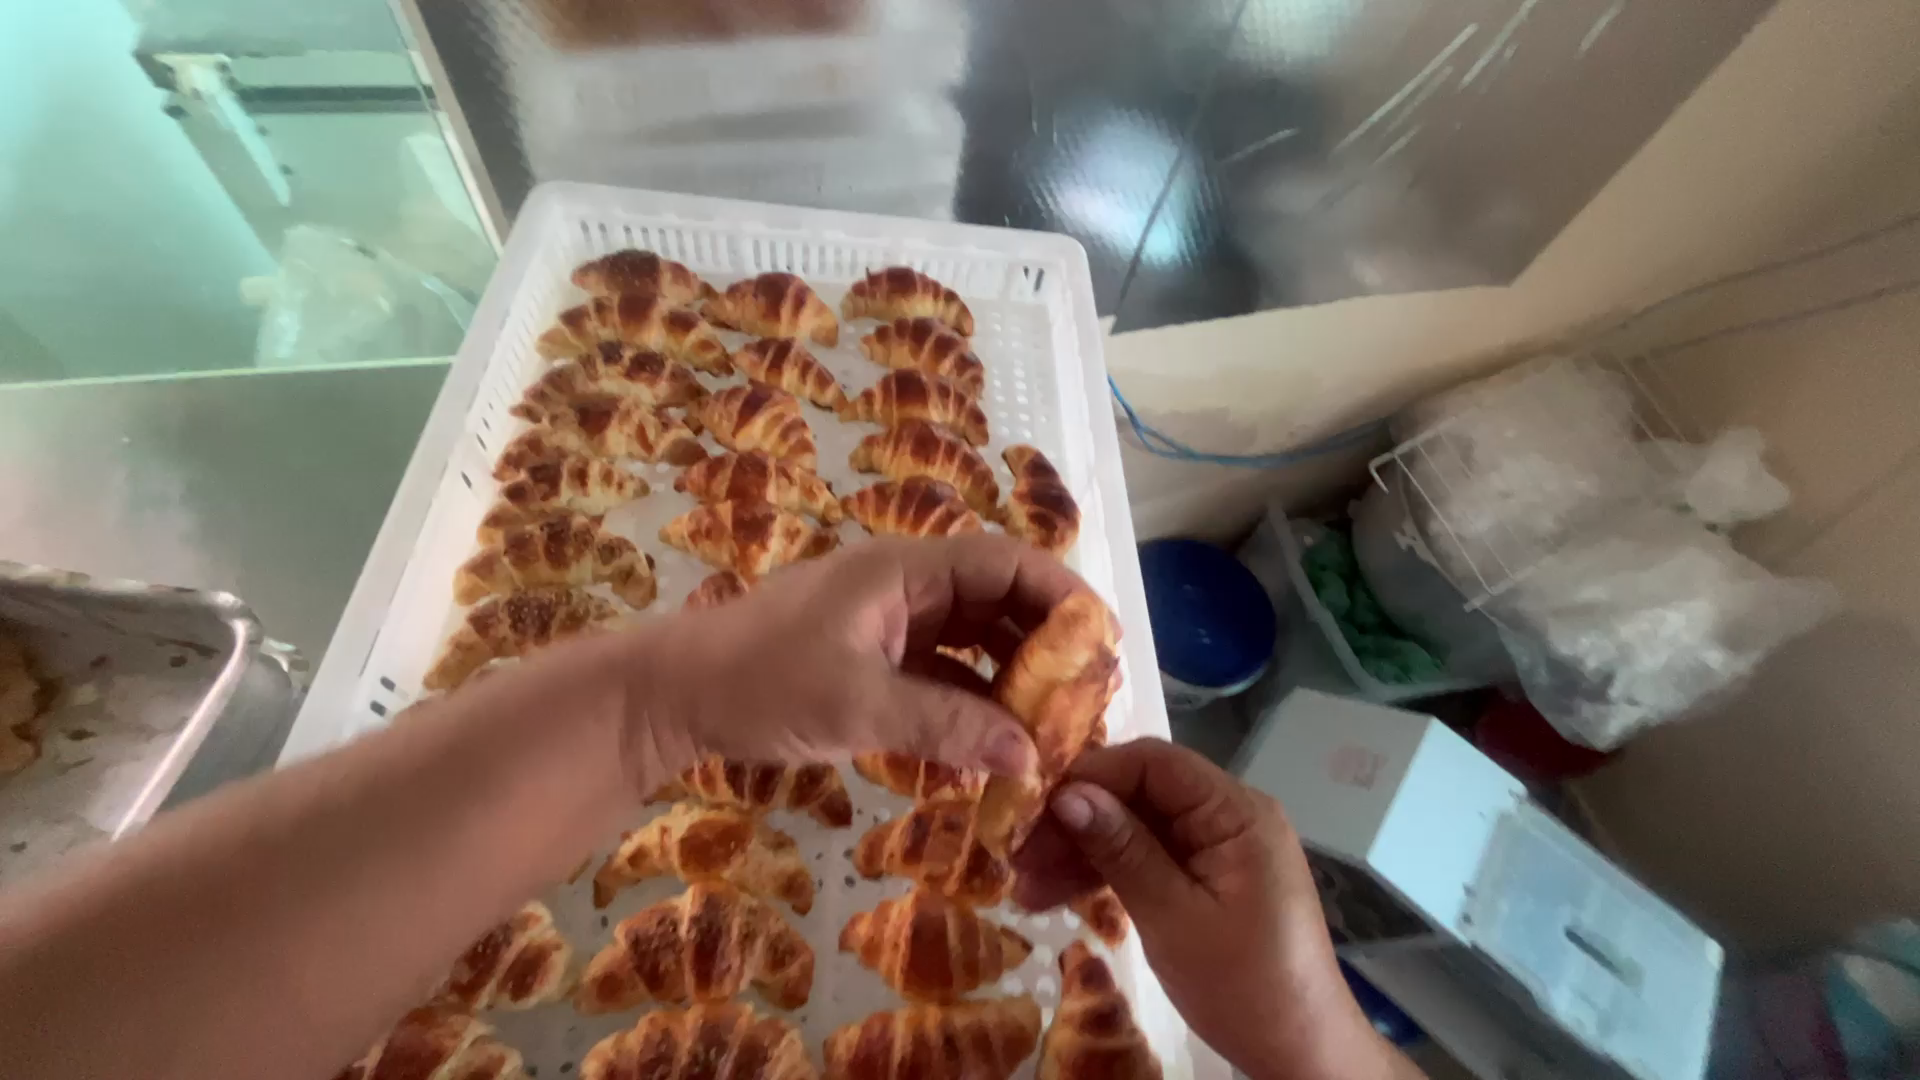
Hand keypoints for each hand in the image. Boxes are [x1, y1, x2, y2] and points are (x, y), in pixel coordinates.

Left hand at [634, 535, 1085, 778]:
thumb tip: (1031, 757)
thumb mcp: (857, 703)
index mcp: (907, 570)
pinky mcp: (878, 659)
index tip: (1103, 642)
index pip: (1007, 563)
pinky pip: (945, 672)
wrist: (674, 697)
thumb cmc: (760, 681)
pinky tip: (996, 742)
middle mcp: (909, 587)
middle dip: (1045, 645)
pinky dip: (973, 702)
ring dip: (1012, 679)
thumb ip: (947, 725)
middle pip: (998, 601)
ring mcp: (893, 623)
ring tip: (1052, 726)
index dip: (1062, 595)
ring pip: (975, 639)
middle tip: (1086, 697)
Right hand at [1013, 739, 1412, 1079]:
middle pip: (1137, 792)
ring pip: (1131, 824)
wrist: (1301, 1057)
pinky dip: (1103, 872)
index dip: (1092, 774)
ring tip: (1026, 886)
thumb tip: (1065, 794)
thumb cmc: (1246, 987)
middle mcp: (1225, 812)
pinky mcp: (1200, 870)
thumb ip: (1122, 849)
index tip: (1038, 804)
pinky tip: (1055, 894)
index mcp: (1235, 810)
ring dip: (1080, 851)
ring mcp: (1212, 842)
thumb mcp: (1174, 918)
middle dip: (1077, 819)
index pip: (1154, 762)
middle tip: (1021, 854)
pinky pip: (1143, 853)